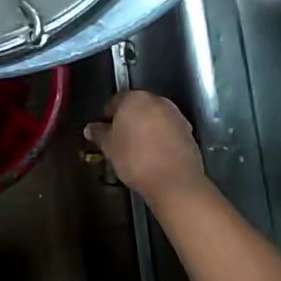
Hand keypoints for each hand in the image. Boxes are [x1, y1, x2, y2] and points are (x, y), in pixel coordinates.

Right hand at [85, 91, 210, 206]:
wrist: (175, 182)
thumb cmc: (136, 159)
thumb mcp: (109, 147)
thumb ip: (99, 134)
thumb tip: (90, 128)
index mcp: (134, 98)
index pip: (115, 101)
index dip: (107, 116)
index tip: (104, 130)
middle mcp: (157, 101)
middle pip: (137, 107)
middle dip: (128, 120)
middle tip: (120, 139)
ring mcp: (176, 116)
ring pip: (154, 118)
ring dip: (146, 128)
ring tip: (138, 149)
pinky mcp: (189, 133)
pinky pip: (168, 131)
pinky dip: (161, 138)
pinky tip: (155, 155)